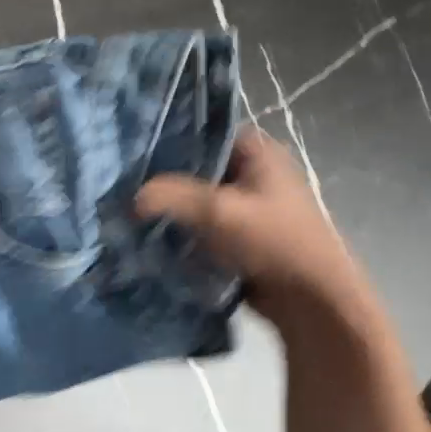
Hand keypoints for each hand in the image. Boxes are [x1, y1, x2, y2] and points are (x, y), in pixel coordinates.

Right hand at [137, 128, 379, 329]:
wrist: (308, 298)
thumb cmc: (273, 242)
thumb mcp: (218, 211)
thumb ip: (170, 196)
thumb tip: (131, 199)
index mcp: (260, 155)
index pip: (207, 133)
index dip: (171, 140)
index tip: (134, 154)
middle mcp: (252, 175)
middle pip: (195, 167)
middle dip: (160, 178)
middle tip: (122, 186)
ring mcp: (243, 206)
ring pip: (191, 198)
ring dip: (164, 208)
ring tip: (127, 212)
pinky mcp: (233, 235)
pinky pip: (194, 224)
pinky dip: (173, 229)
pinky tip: (145, 235)